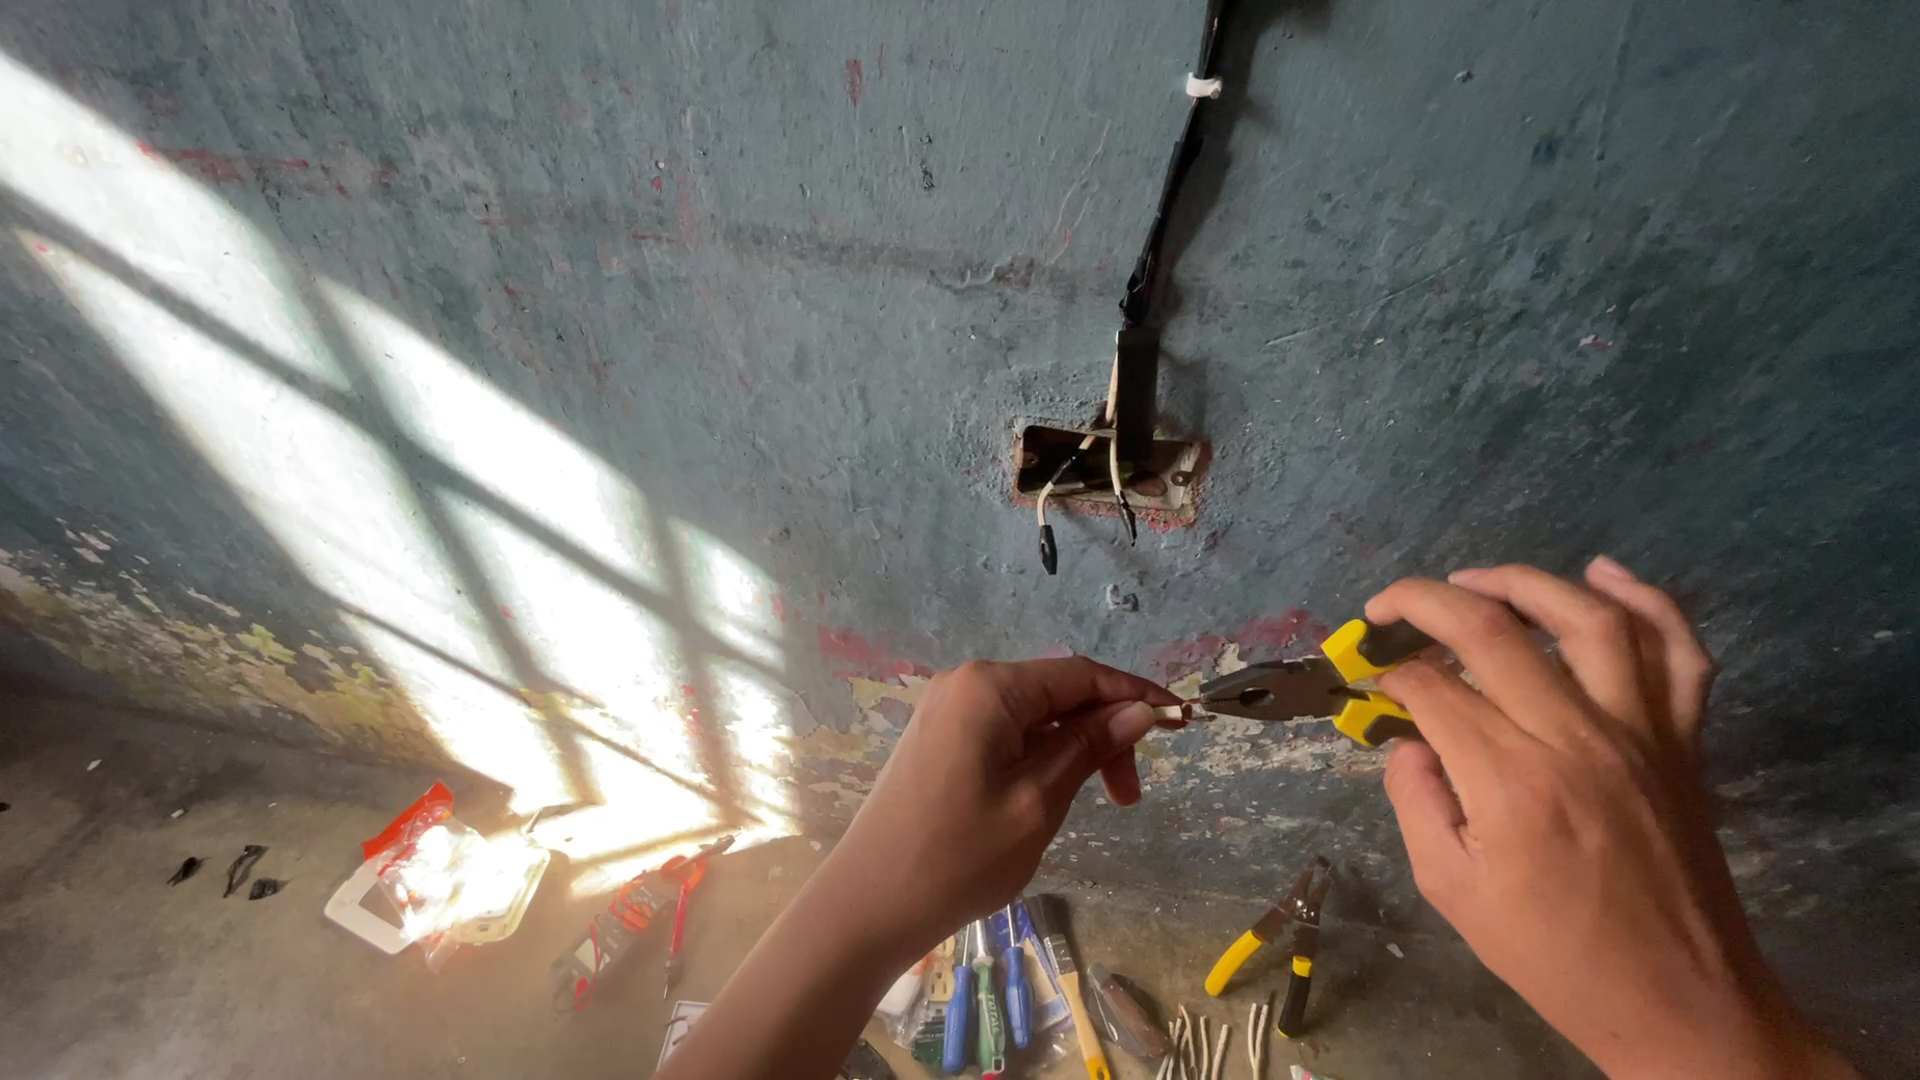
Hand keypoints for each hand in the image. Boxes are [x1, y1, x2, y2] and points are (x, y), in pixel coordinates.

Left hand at [815, 657, 1178, 960]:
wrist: (868, 902)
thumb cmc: (958, 856)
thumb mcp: (1038, 801)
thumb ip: (1090, 747)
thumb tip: (1141, 710)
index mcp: (989, 686)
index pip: (1079, 674)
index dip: (1133, 693)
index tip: (1180, 720)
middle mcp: (966, 682)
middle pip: (1056, 692)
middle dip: (1102, 731)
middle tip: (1128, 797)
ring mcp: (948, 707)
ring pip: (1033, 713)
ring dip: (1073, 747)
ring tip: (1093, 800)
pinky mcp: (940, 734)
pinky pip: (1005, 729)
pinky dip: (1040, 752)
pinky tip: (1050, 789)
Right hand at [1372, 558, 1852, 1079]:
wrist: (1682, 1005)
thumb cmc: (1548, 951)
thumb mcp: (1446, 884)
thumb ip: (1412, 797)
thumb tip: (1406, 737)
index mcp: (1508, 778)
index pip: (1430, 686)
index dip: (1386, 672)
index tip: (1368, 682)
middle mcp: (1575, 737)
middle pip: (1490, 630)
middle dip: (1420, 602)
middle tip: (1384, 610)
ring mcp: (1640, 733)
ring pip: (1586, 619)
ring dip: (1518, 582)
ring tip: (1469, 580)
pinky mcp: (1682, 743)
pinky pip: (1680, 653)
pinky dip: (1648, 601)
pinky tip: (1603, 573)